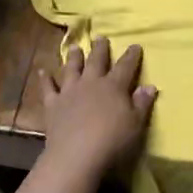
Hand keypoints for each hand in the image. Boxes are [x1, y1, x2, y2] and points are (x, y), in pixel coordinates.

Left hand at [36, 38, 157, 169]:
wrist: (77, 154)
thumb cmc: (113, 140)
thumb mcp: (136, 124)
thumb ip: (142, 103)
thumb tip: (150, 86)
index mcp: (114, 87)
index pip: (125, 67)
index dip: (131, 56)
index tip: (135, 45)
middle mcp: (91, 83)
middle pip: (96, 62)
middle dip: (100, 49)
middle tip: (100, 37)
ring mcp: (69, 92)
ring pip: (71, 69)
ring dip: (73, 58)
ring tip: (74, 47)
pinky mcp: (53, 105)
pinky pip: (48, 88)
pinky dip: (45, 78)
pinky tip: (42, 71)